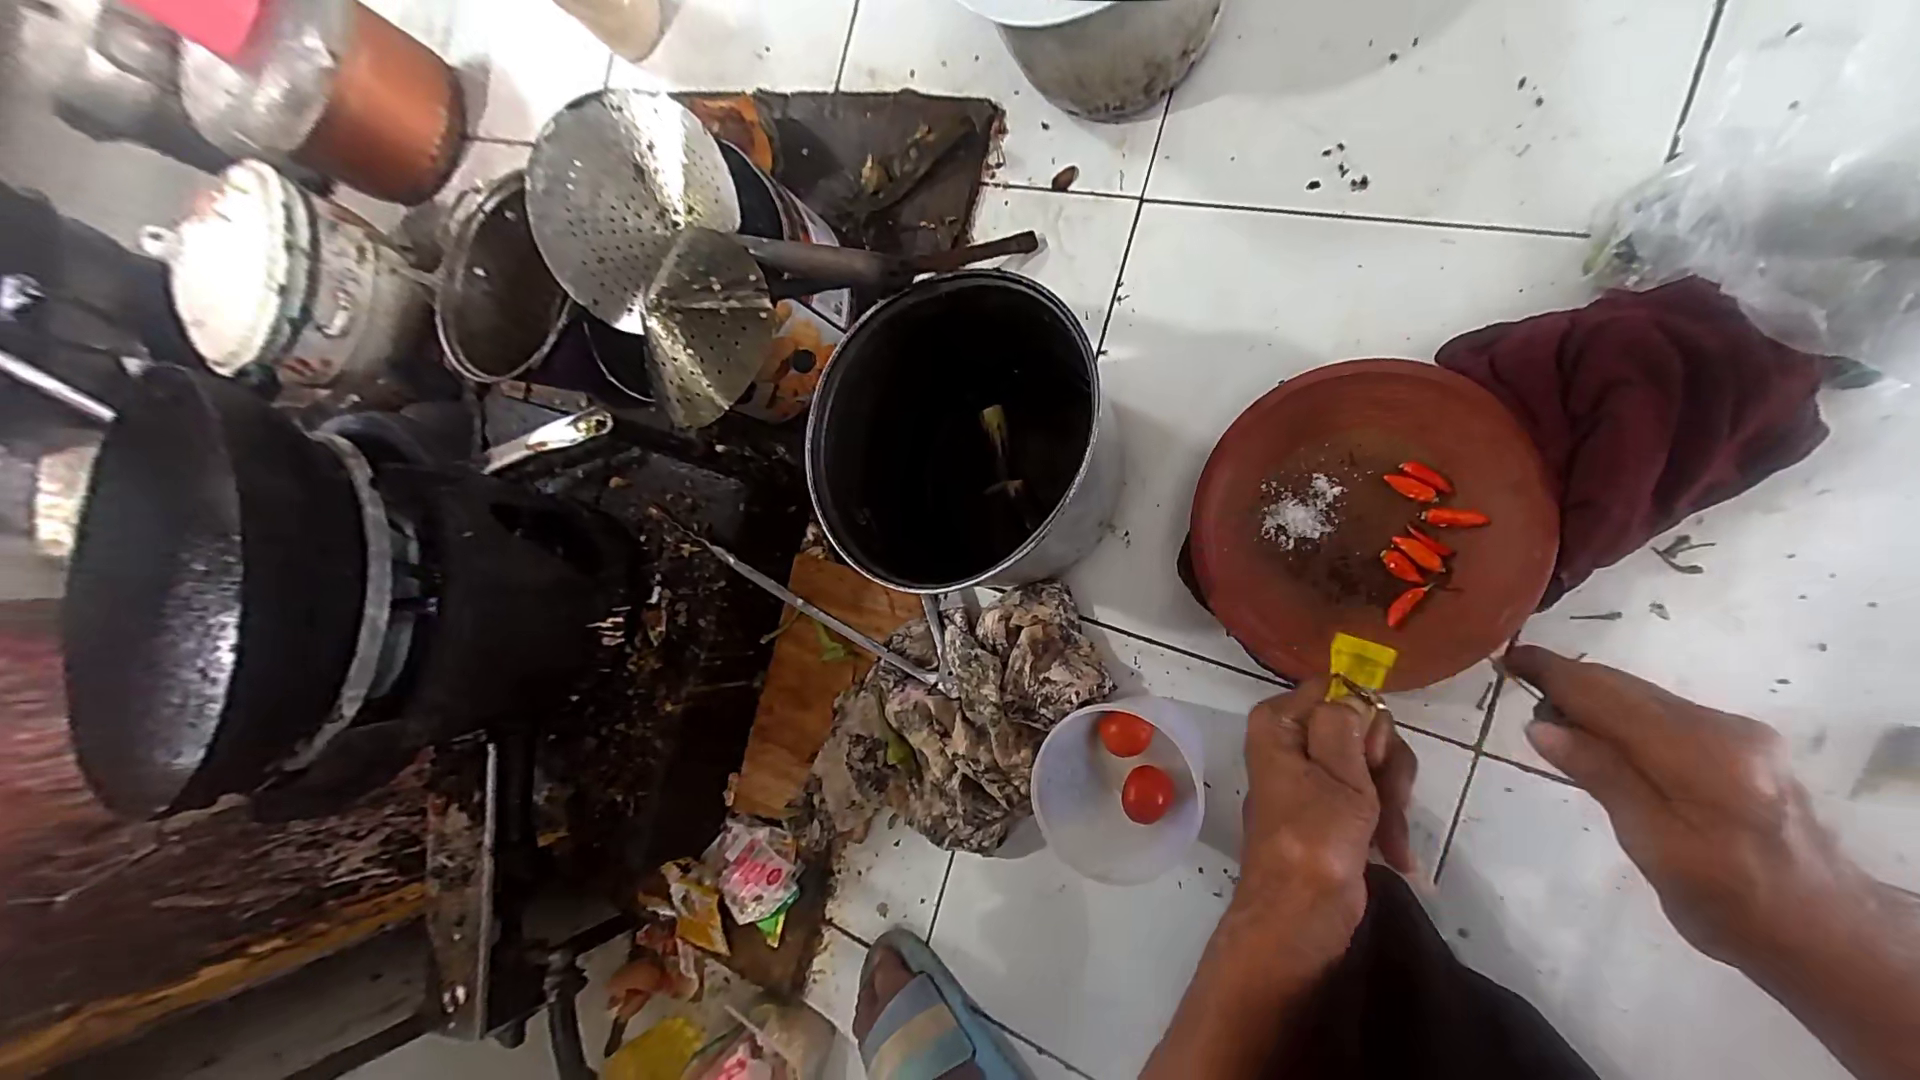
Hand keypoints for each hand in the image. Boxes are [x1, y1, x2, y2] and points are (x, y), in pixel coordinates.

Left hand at [1238, 678, 1419, 941]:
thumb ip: (1345, 727)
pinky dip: (1386, 820)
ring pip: (1372, 760)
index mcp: (1277, 723)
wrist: (1302, 910)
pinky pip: (1371, 791)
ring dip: (1389, 798)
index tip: (1371, 756)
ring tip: (1386, 835)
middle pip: (1360, 725)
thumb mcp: (1338, 775)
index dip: (1362, 719)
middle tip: (1384, 798)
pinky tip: (1393, 853)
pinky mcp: (1331, 802)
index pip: (1331, 690)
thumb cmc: (1314, 838)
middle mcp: (1290, 739)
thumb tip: (1350, 694)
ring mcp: (1312, 772)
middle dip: (1382, 765)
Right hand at [1504, 645, 1876, 968]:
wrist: (1829, 935)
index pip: (1605, 694)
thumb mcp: (1654, 846)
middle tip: (1523, 706)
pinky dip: (1617, 717)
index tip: (1506, 659)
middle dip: (1565, 686)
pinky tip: (1603, 746)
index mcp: (1700, 753)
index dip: (1551, 672)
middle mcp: (1724, 728)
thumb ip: (1603, 779)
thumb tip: (1542, 727)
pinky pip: (1657, 712)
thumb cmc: (1730, 901)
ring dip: (1590, 703)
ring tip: (1558, 733)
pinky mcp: (1740, 744)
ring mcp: (1738, 734)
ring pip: (1638, 697)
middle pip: (1622, 688)